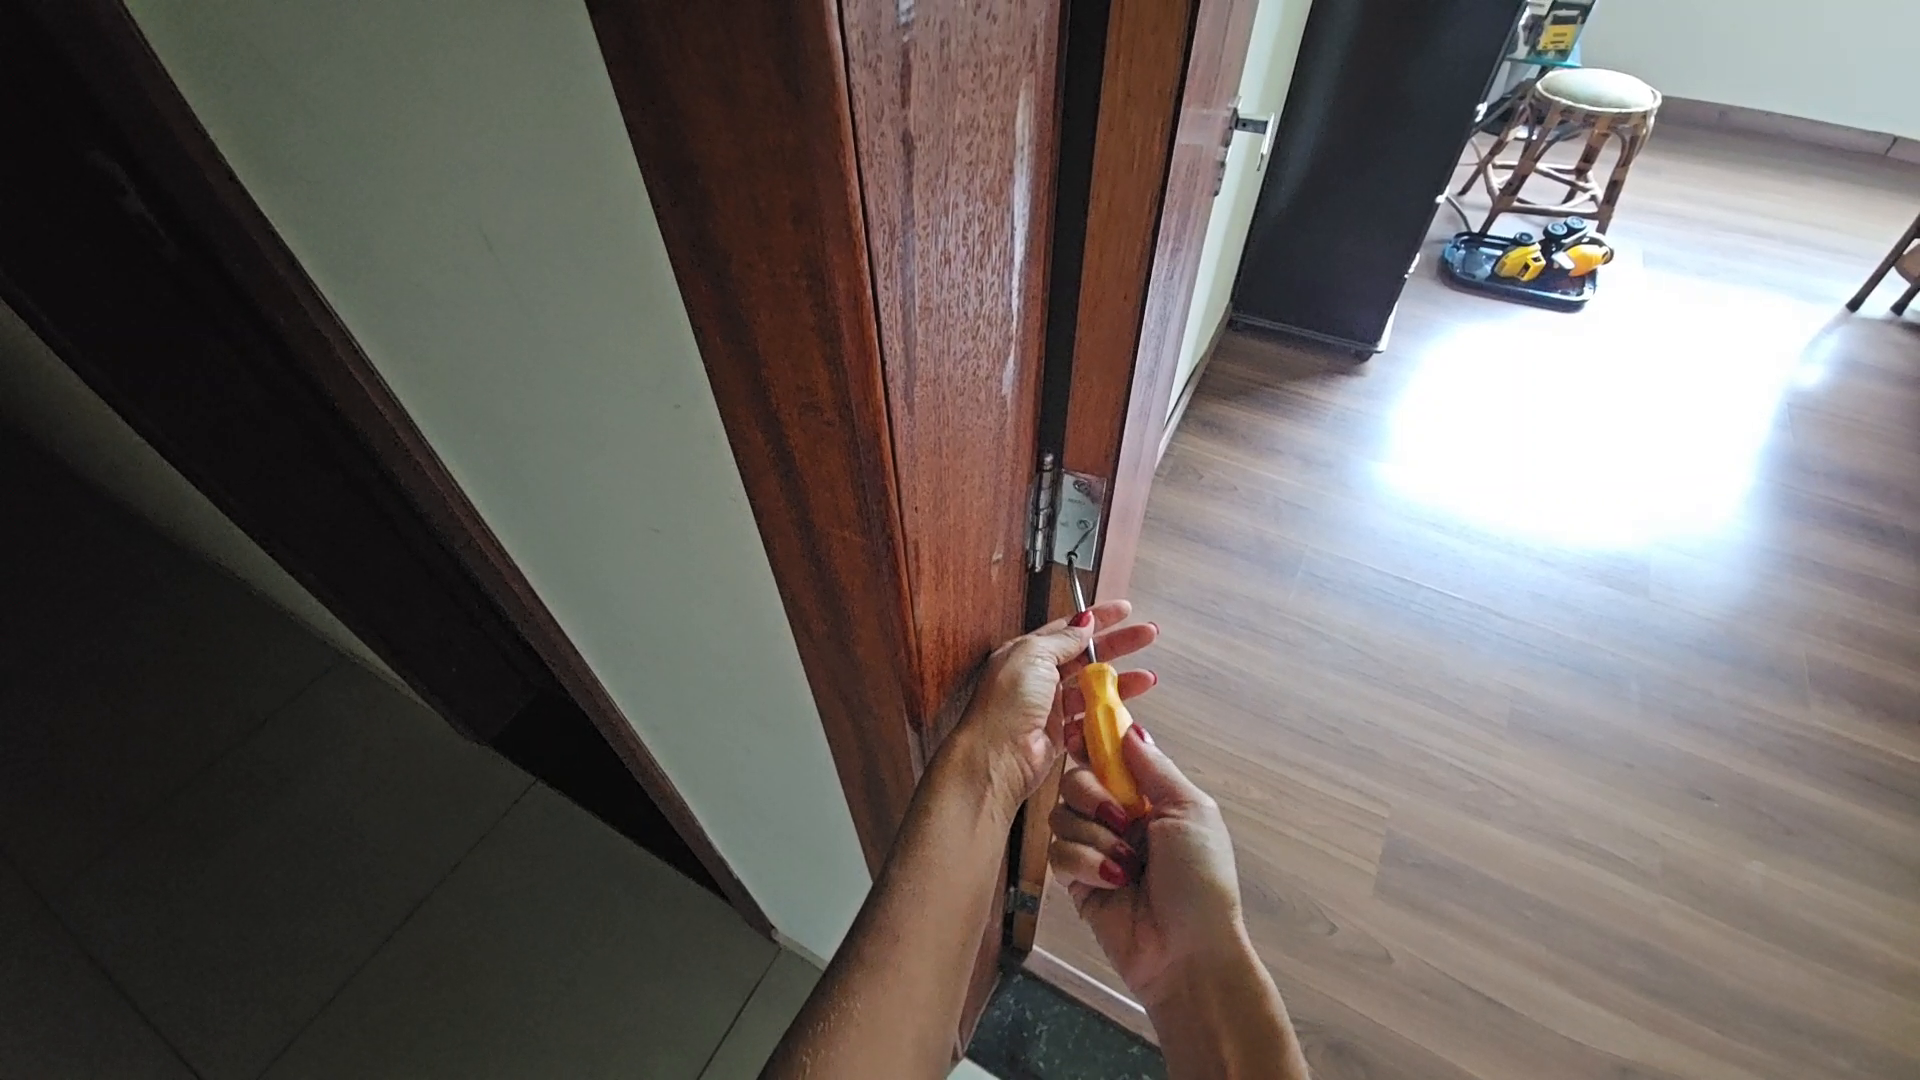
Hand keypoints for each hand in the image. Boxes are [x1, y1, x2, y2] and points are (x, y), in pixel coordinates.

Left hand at [947, 601, 1158, 812]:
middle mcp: (1038, 678)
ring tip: (1147, 678)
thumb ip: (1063, 639)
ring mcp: (1049, 707)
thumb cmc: (1006, 703)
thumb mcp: (1033, 656)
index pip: (1068, 629)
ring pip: (1092, 689)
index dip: (1098, 619)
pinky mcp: (1060, 735)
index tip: (1125, 610)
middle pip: (1086, 656)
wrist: (996, 757)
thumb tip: (1084, 622)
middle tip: (1147, 636)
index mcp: (1028, 653)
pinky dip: (1107, 715)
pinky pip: (1090, 720)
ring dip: (1120, 682)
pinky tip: (1124, 711)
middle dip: (1118, 645)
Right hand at [1050, 728, 1245, 1009]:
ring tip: (1125, 863)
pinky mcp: (1076, 879)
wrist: (1189, 955)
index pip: (1108, 756)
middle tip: (1119, 817)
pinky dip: (1085, 863)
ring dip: (1094, 835)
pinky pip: (1058, 851)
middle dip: (1093, 794)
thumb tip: (1129, 727)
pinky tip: (1112, 881)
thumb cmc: (1202, 881)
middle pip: (1075, 778)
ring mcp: (1094, 847)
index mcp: (1147, 797)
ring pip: (1062, 813)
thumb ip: (1154, 767)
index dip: (1091, 741)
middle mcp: (1117, 817)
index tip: (1078, 733)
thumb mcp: (1190, 812)